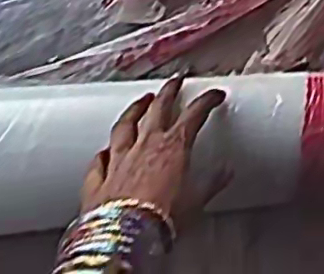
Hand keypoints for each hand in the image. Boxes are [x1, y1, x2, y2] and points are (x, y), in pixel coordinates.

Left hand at [81, 76, 229, 218]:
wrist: (122, 242)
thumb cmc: (160, 220)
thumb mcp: (196, 201)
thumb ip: (212, 182)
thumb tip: (226, 172)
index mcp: (175, 145)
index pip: (196, 112)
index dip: (208, 99)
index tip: (215, 95)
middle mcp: (146, 145)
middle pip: (158, 107)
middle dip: (168, 90)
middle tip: (174, 81)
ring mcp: (119, 160)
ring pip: (125, 126)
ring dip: (134, 110)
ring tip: (140, 101)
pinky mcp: (97, 181)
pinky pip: (98, 161)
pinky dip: (102, 153)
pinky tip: (103, 150)